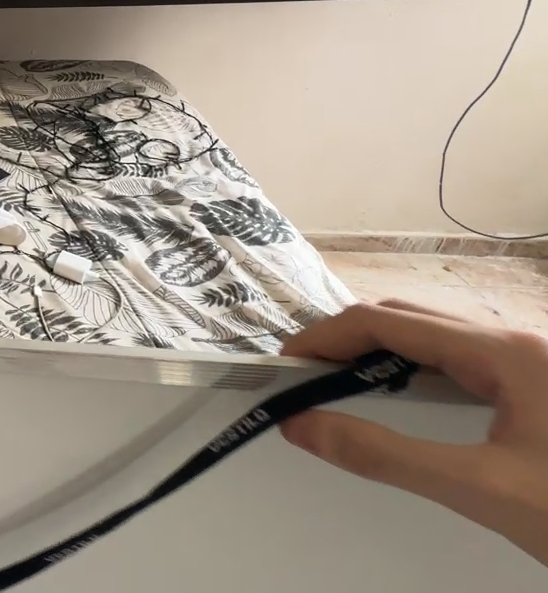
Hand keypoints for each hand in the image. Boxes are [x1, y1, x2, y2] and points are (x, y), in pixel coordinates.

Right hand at [280, 300, 547, 565]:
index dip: (322, 337)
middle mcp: (523, 342)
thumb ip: (383, 455)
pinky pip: (469, 356)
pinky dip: (422, 366)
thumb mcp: (486, 489)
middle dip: (348, 339)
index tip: (284, 366)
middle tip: (312, 376)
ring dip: (384, 350)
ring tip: (352, 384)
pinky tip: (415, 397)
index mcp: (505, 353)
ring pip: (439, 334)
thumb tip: (298, 426)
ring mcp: (543, 362)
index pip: (380, 321)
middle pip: (407, 318)